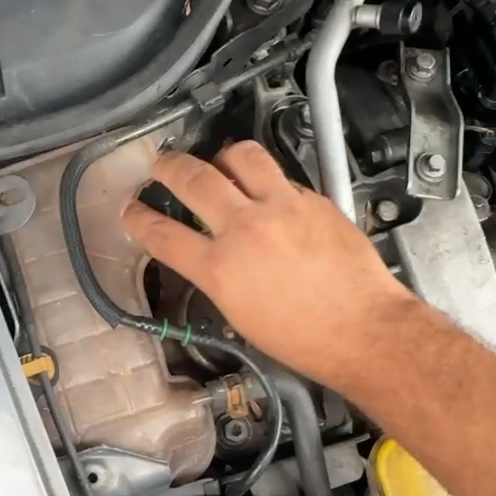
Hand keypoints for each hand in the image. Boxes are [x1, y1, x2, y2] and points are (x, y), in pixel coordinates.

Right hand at [121, 141, 419, 383]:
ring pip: (240, 156)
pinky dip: (266, 179)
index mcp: (220, 269)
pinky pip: (281, 175)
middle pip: (192, 179)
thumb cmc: (306, 339)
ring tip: (218, 162)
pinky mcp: (313, 199)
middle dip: (168, 167)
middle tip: (161, 166)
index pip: (163, 235)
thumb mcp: (241, 317)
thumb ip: (218, 278)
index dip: (138, 220)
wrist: (364, 330)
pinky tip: (268, 192)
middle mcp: (246, 229)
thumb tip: (210, 258)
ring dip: (221, 156)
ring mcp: (282, 208)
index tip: (132, 211)